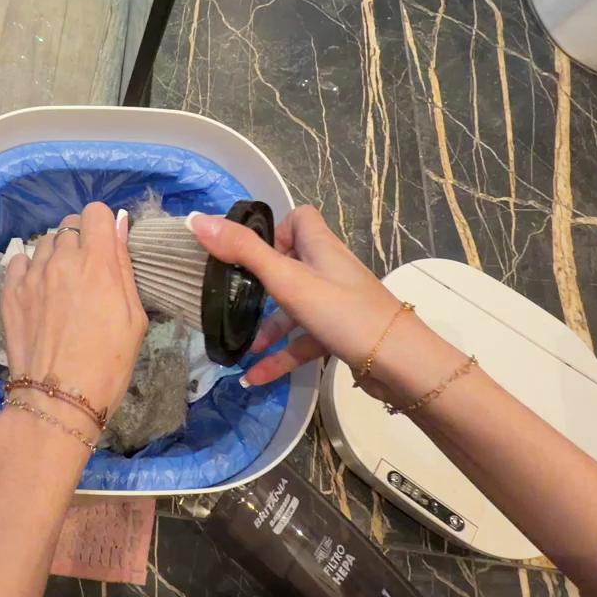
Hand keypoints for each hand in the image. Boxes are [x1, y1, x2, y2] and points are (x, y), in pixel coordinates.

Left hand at [1, 203, 148, 431]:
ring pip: (45, 241)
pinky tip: (40, 291)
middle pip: (69, 223)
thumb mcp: (134, 318)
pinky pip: (20, 261)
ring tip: (63, 284)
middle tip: (88, 269)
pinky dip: (31, 268)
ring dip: (56, 253)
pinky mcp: (10, 291)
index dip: (103, 225)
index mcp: (97, 263)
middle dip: (81, 238)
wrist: (57, 400)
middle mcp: (61, 259)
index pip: (95, 212)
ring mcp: (32, 274)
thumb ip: (124, 266)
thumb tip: (120, 225)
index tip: (106, 245)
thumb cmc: (107, 364)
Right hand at [189, 206, 415, 396]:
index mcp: (320, 248)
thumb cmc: (342, 312)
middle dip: (260, 282)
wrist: (401, 366)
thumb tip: (196, 219)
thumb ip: (243, 251)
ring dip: (267, 326)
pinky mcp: (340, 334)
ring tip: (238, 345)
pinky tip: (254, 377)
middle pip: (291, 263)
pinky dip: (279, 356)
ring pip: (293, 307)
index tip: (253, 253)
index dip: (275, 229)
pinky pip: (302, 341)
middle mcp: (329, 271)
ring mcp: (336, 304)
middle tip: (235, 297)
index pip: (300, 219)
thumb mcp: (286, 279)